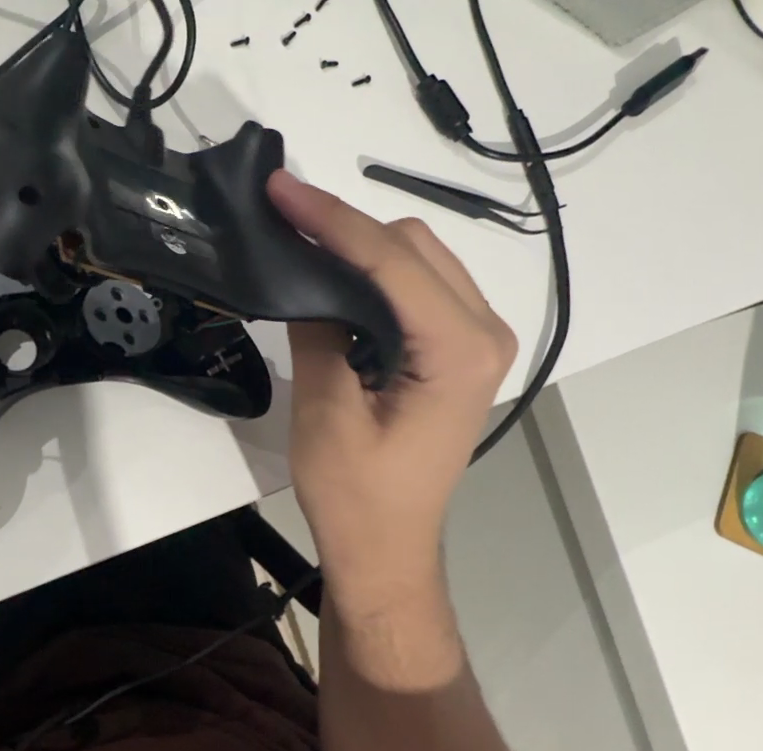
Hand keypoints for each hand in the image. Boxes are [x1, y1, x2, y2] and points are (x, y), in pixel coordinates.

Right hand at [265, 171, 517, 612]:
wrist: (385, 548)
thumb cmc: (356, 497)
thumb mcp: (326, 417)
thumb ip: (320, 337)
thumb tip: (306, 279)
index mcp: (459, 348)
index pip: (392, 260)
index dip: (332, 221)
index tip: (279, 190)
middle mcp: (483, 331)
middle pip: (414, 247)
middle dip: (347, 228)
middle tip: (280, 221)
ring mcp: (474, 341)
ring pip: (418, 261)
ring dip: (359, 250)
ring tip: (298, 246)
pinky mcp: (455, 354)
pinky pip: (416, 291)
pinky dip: (373, 278)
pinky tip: (331, 283)